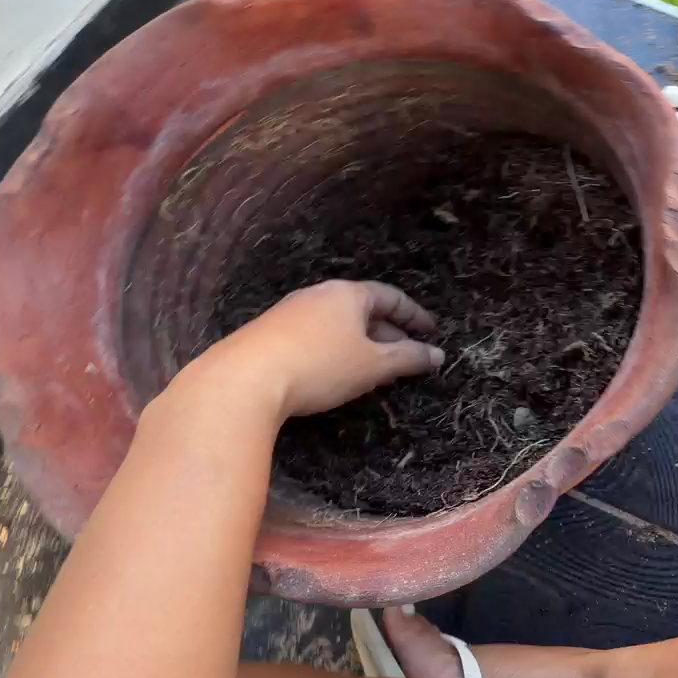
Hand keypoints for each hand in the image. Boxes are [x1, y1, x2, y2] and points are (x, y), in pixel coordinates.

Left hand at [186, 280, 444, 418]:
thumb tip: (437, 355)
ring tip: (375, 367)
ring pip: (338, 324)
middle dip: (389, 332)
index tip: (432, 332)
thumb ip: (410, 358)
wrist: (240, 383)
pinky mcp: (267, 335)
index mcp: (348, 295)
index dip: (415, 315)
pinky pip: (315, 336)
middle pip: (364, 310)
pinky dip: (336, 349)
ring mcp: (289, 313)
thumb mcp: (375, 365)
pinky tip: (337, 373)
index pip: (391, 297)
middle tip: (407, 354)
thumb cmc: (320, 365)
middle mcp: (318, 296)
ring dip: (362, 343)